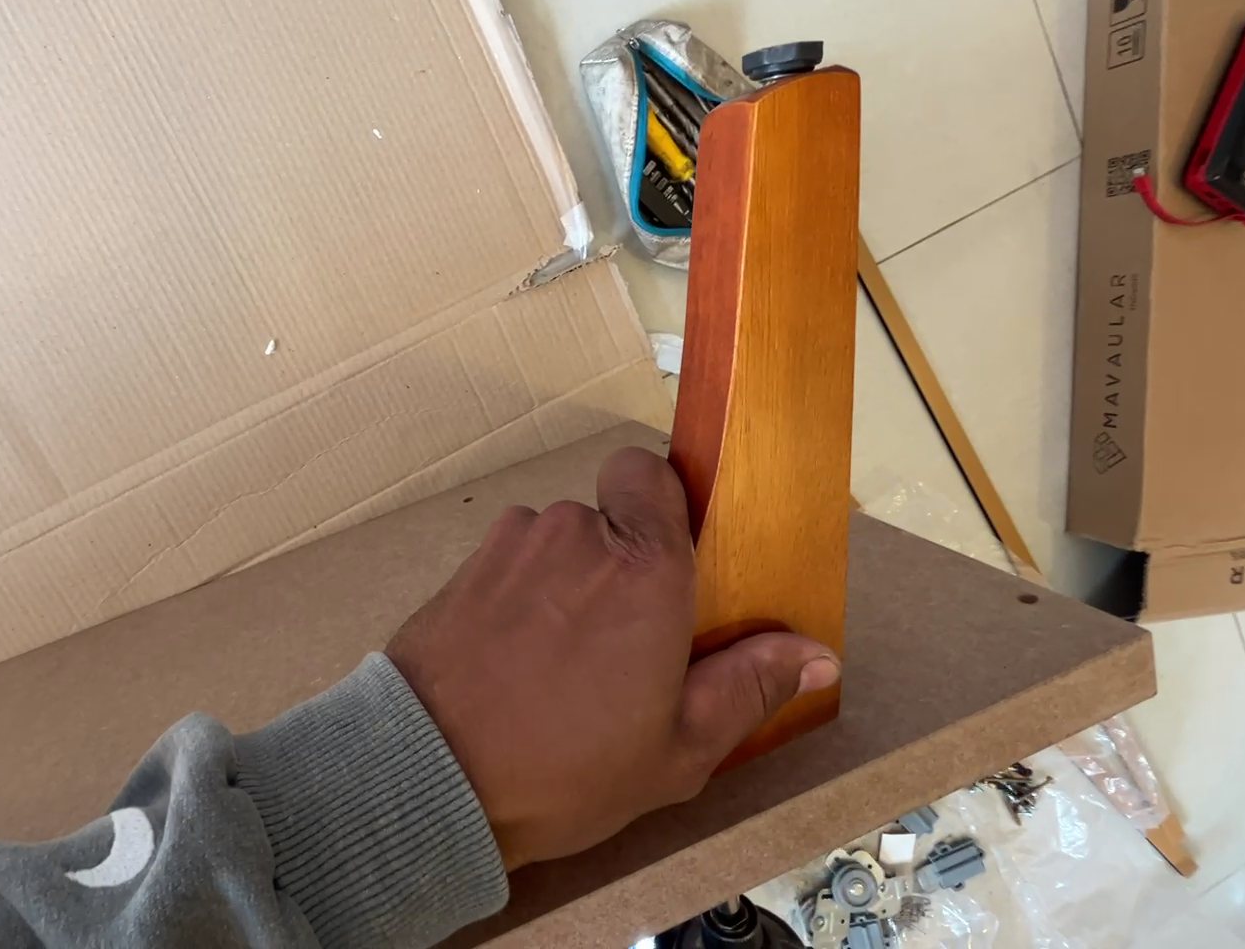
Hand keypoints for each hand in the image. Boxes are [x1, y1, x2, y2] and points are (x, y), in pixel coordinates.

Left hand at [385, 446, 840, 869]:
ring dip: (566, 578)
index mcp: (645, 567)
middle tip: (615, 638)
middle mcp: (577, 531)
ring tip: (557, 656)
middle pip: (608, 516)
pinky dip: (523, 589)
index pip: (654, 473)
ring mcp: (515, 540)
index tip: (666, 558)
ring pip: (558, 539)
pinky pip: (514, 558)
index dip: (660, 504)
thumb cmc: (562, 766)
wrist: (430, 771)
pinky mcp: (470, 560)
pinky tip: (514, 650)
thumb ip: (747, 686)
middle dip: (617, 561)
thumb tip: (814, 653)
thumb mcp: (676, 749)